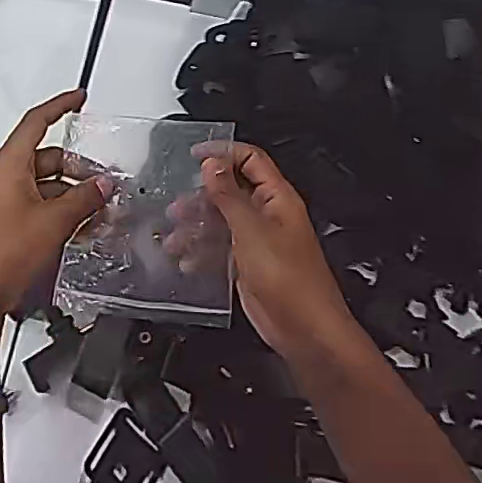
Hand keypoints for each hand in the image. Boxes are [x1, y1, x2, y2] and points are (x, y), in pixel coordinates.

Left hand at [0, 89, 107, 333]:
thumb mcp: (53, 223)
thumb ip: (84, 199)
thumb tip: (103, 184)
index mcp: (9, 166)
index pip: (36, 122)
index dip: (60, 106)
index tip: (79, 98)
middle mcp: (4, 179)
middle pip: (49, 159)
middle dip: (79, 169)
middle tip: (106, 185)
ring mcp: (5, 203)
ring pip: (47, 186)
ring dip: (74, 196)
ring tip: (100, 215)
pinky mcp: (7, 225)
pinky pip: (40, 207)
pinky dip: (62, 213)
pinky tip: (82, 230)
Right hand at [200, 143, 371, 363]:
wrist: (305, 330)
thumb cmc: (291, 279)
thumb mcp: (252, 230)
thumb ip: (229, 195)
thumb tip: (213, 164)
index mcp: (277, 198)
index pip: (251, 160)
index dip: (224, 152)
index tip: (196, 154)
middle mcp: (268, 215)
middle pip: (231, 190)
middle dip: (203, 194)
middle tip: (179, 203)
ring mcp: (258, 240)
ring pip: (222, 221)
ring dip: (198, 225)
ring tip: (176, 234)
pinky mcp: (249, 264)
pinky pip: (221, 248)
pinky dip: (203, 251)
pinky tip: (188, 259)